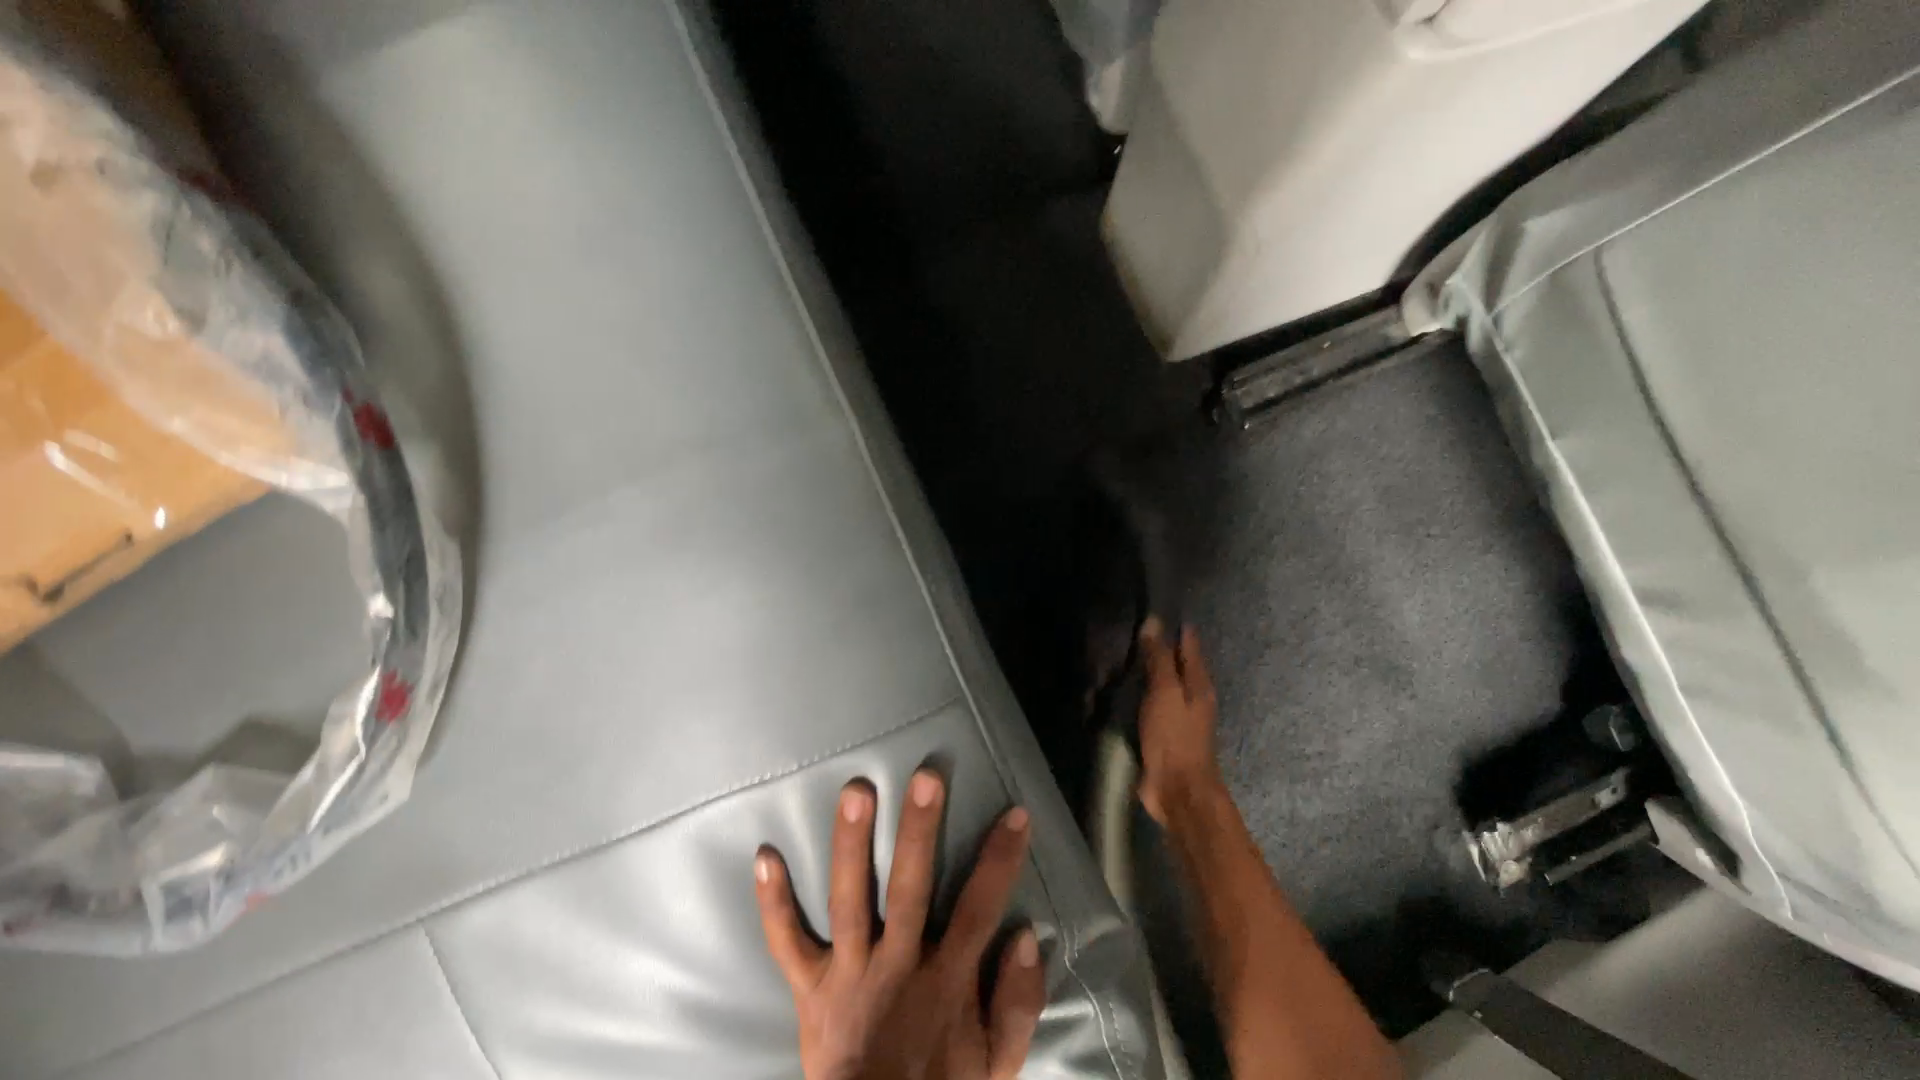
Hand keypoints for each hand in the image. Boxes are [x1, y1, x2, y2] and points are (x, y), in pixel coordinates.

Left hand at [756, 772, 1045, 1079]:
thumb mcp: (997, 1062)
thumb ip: (1018, 1004)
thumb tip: (1025, 937)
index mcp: (947, 980)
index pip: (979, 909)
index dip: (999, 861)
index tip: (1014, 814)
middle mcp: (897, 966)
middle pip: (910, 891)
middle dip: (918, 833)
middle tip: (925, 778)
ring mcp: (848, 973)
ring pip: (849, 902)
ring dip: (851, 847)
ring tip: (856, 792)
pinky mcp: (809, 988)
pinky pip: (786, 943)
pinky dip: (773, 902)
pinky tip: (763, 855)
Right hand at [1136, 618, 1221, 824]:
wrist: (1177, 789)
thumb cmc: (1175, 737)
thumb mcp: (1165, 692)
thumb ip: (1159, 659)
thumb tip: (1154, 624)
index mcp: (1199, 684)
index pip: (1189, 646)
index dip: (1176, 629)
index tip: (1157, 610)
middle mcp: (1192, 698)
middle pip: (1177, 666)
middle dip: (1161, 650)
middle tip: (1134, 630)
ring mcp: (1178, 719)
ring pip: (1163, 687)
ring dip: (1148, 674)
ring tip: (1123, 657)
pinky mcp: (1162, 736)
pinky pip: (1149, 707)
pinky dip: (1138, 696)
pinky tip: (1122, 692)